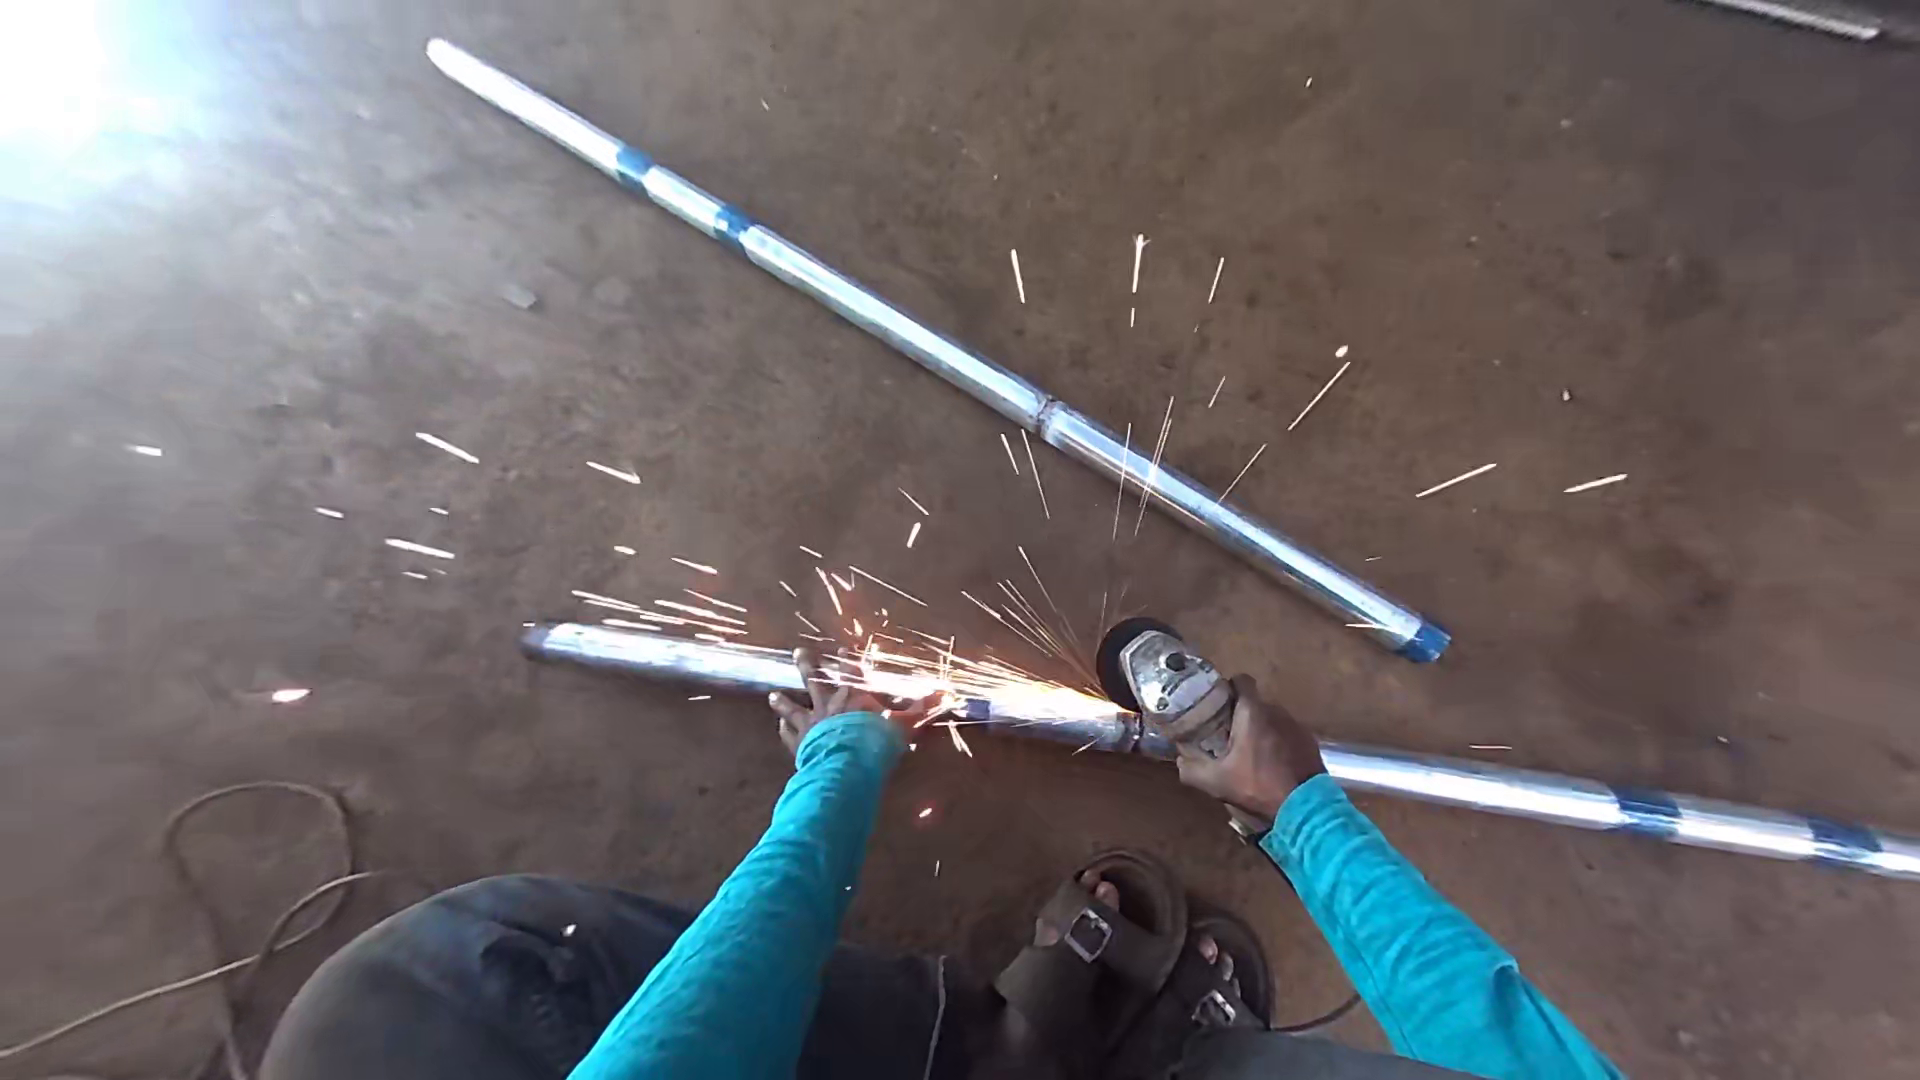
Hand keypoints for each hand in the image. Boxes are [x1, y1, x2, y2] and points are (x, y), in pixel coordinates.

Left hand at [766, 647, 944, 757]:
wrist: (847, 762)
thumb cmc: (876, 739)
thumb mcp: (905, 723)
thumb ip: (923, 709)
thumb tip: (947, 694)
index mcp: (853, 694)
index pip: (851, 671)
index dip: (847, 659)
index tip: (840, 648)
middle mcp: (829, 703)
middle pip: (815, 679)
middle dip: (808, 664)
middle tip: (798, 651)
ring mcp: (811, 722)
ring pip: (794, 707)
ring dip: (784, 701)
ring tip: (771, 694)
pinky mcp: (799, 743)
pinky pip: (789, 734)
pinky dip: (784, 730)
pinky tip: (779, 727)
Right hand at [1174, 674, 1326, 820]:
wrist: (1308, 812)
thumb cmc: (1259, 787)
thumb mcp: (1217, 782)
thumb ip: (1192, 769)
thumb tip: (1179, 761)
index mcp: (1253, 712)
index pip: (1241, 680)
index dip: (1228, 687)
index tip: (1217, 703)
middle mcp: (1276, 711)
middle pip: (1254, 701)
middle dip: (1240, 712)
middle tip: (1226, 732)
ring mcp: (1296, 726)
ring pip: (1271, 717)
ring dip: (1260, 727)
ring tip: (1250, 750)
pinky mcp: (1310, 742)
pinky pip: (1287, 732)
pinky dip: (1278, 741)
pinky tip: (1272, 763)